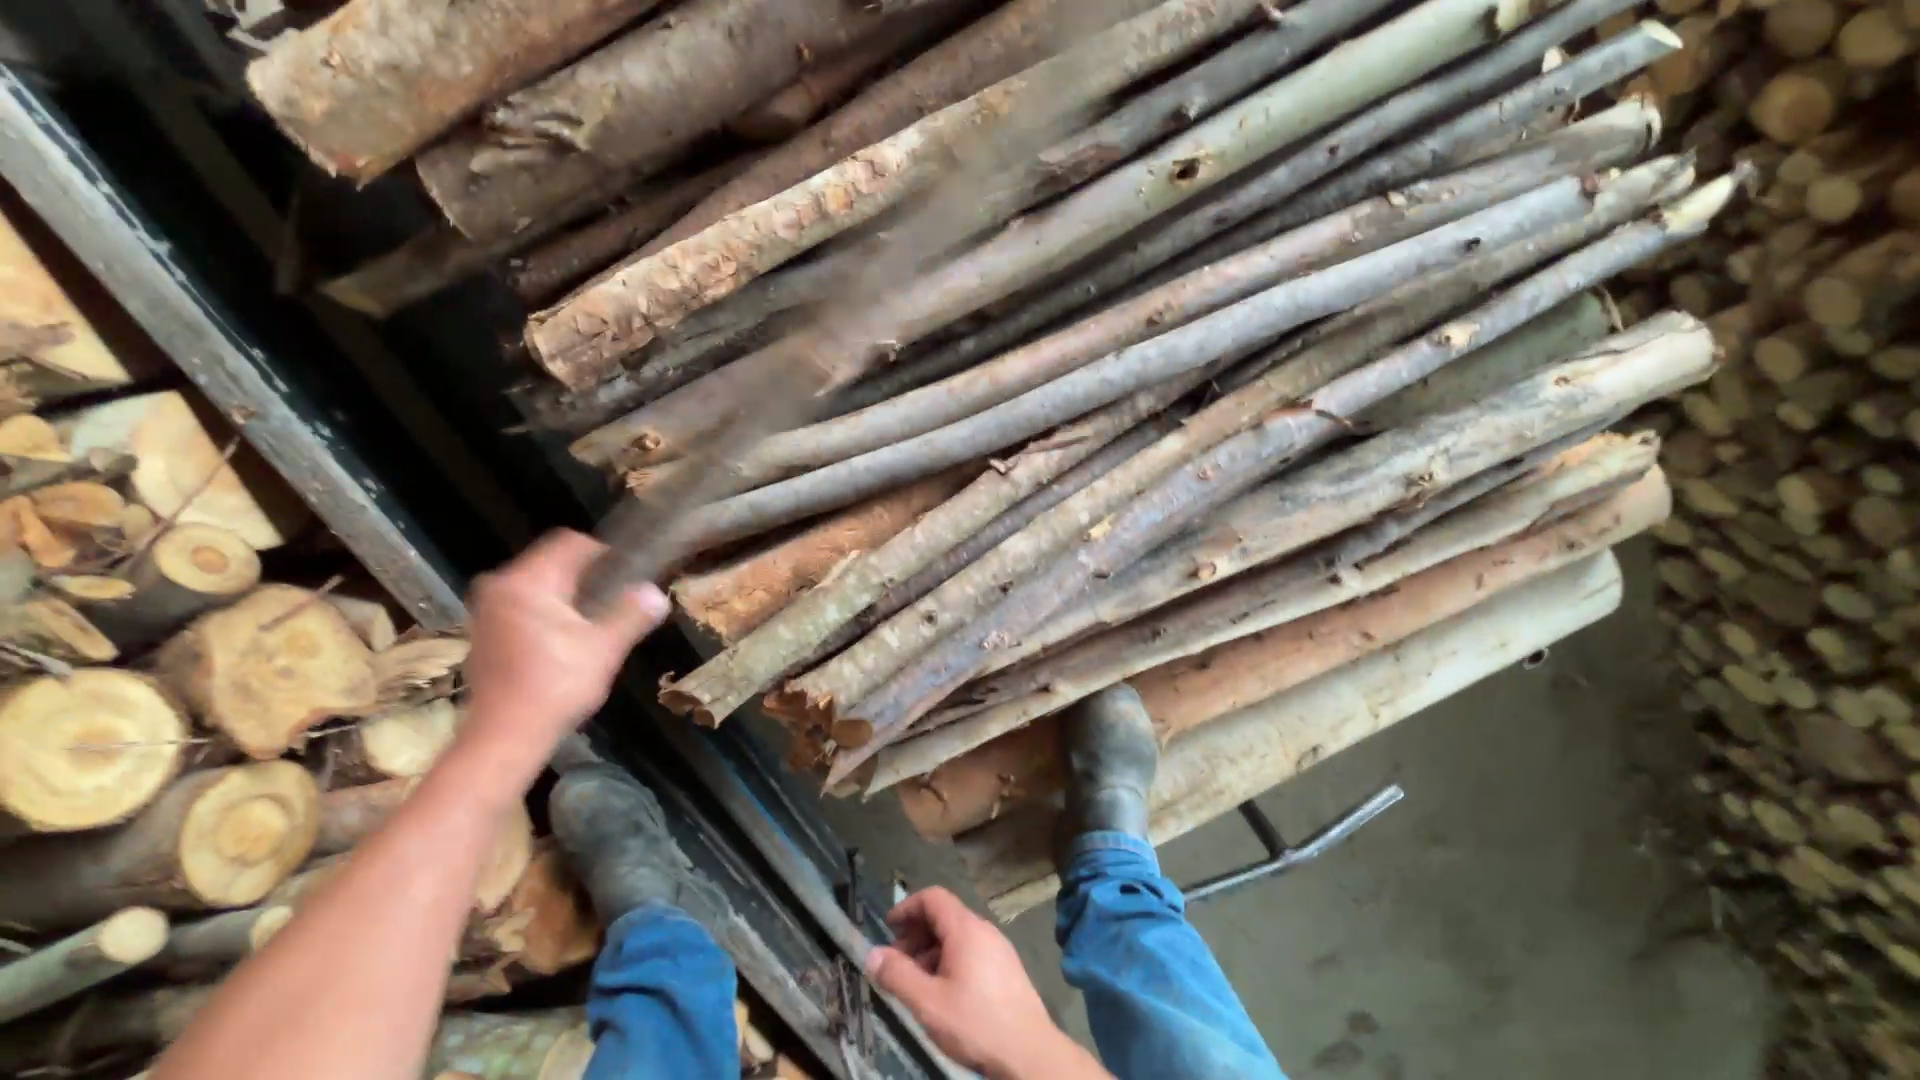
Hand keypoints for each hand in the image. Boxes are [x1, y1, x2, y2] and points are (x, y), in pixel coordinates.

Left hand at [457, 530, 668, 782]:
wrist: (504, 735)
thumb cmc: (556, 686)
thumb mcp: (604, 649)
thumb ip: (631, 615)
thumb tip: (656, 594)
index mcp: (527, 582)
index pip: (570, 543)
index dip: (604, 553)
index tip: (629, 573)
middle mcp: (499, 586)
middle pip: (552, 563)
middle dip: (586, 578)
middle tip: (616, 600)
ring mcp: (485, 611)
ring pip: (538, 587)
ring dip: (567, 598)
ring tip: (595, 623)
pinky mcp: (483, 634)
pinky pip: (522, 607)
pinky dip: (546, 615)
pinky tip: (565, 643)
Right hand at [866, 888, 1101, 1078]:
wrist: (1029, 1053)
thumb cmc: (976, 1022)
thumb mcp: (928, 1002)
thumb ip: (897, 975)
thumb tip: (872, 954)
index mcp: (966, 929)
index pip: (933, 897)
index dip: (907, 908)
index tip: (888, 928)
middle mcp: (985, 931)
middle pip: (944, 916)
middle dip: (916, 934)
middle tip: (897, 962)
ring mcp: (999, 949)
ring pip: (958, 936)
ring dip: (931, 950)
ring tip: (916, 982)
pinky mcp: (1007, 969)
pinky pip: (972, 951)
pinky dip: (950, 960)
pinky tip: (943, 992)